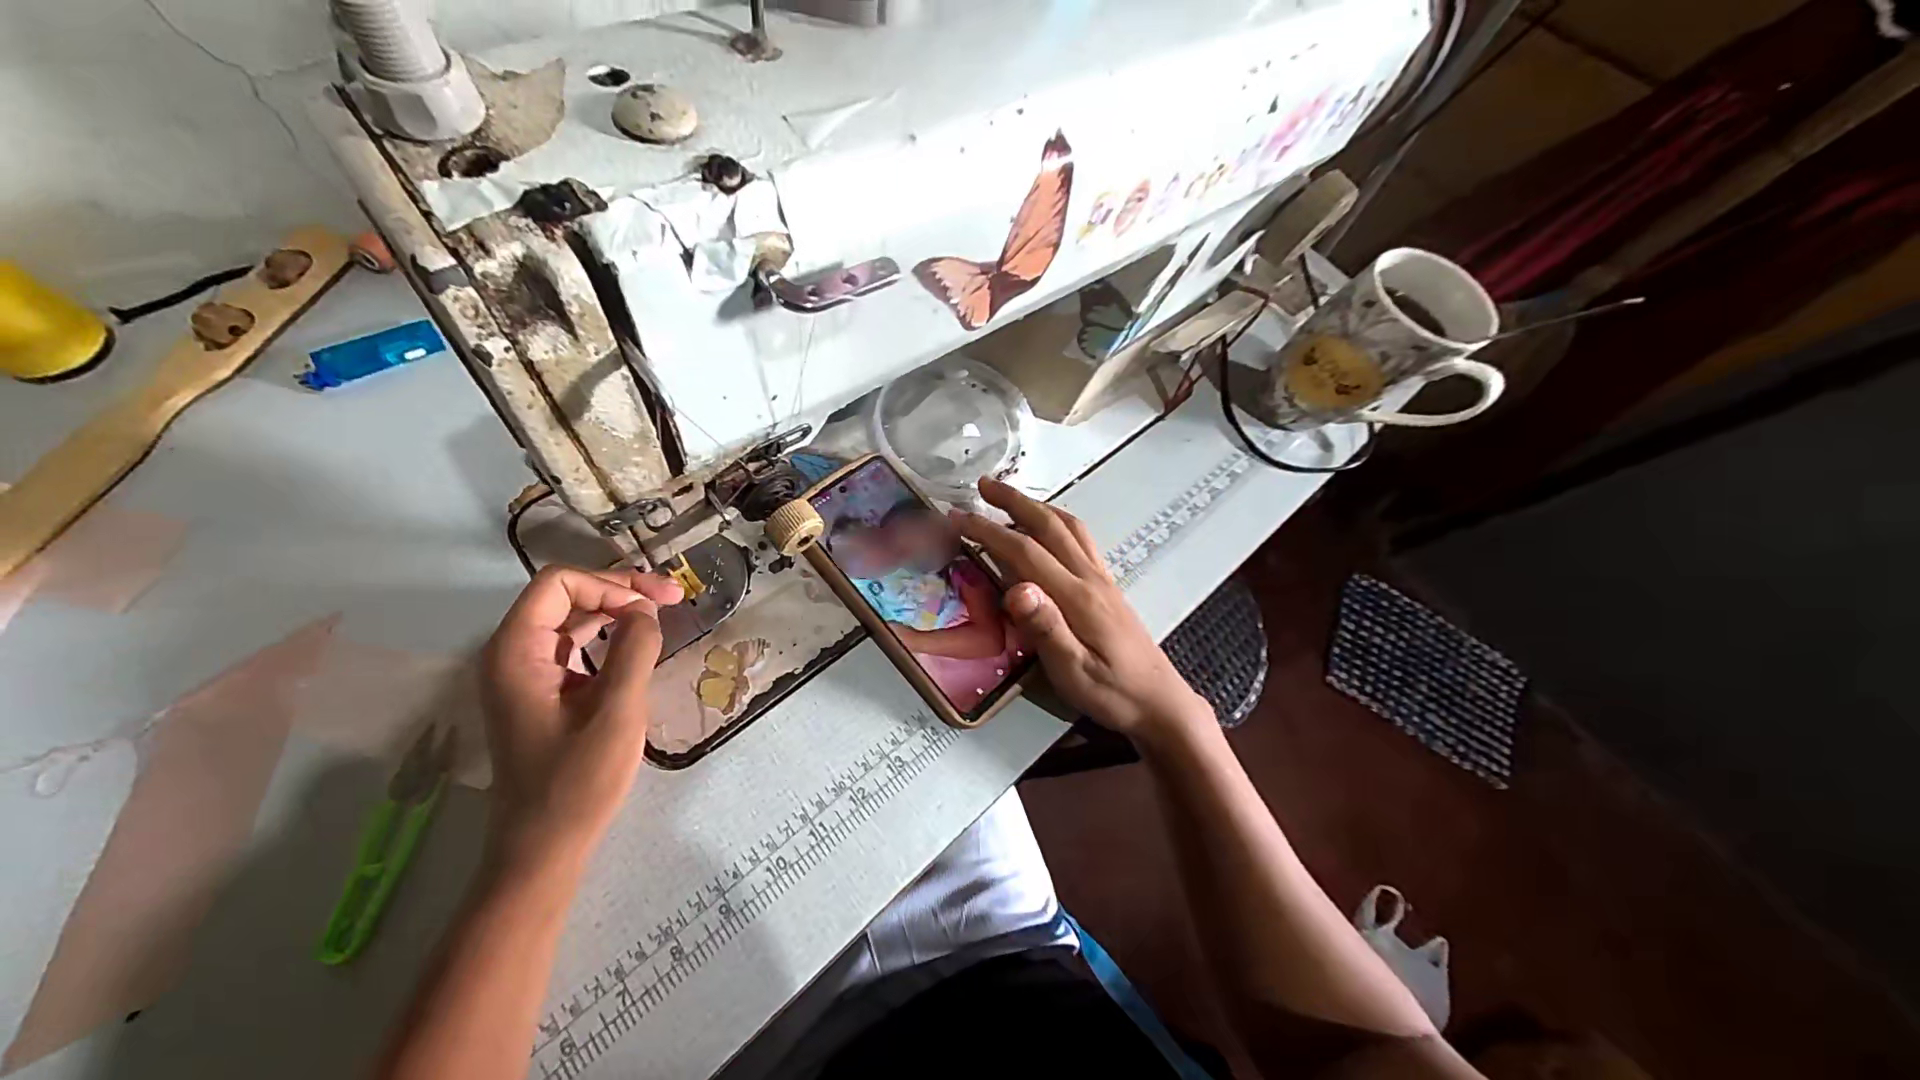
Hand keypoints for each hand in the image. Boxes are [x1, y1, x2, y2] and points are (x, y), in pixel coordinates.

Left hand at [479, 566, 684, 874]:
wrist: (544, 847)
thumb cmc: (577, 782)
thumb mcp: (616, 712)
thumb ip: (634, 651)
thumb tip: (645, 610)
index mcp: (515, 652)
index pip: (559, 584)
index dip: (610, 584)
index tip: (654, 606)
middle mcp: (512, 654)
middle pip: (565, 595)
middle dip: (619, 590)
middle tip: (672, 596)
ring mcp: (524, 674)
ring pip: (571, 618)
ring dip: (617, 609)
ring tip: (662, 610)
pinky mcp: (541, 693)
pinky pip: (574, 646)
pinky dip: (609, 635)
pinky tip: (639, 644)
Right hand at [951, 479, 1209, 741]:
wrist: (1160, 703)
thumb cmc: (1112, 693)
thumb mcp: (1073, 671)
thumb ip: (1046, 628)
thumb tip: (1016, 588)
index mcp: (1076, 596)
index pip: (1025, 552)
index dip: (989, 531)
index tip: (958, 517)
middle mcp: (1089, 578)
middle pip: (1049, 526)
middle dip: (1013, 502)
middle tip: (982, 485)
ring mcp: (1101, 580)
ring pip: (1068, 528)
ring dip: (1036, 506)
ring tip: (1009, 498)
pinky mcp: (1107, 587)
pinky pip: (1080, 540)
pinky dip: (1057, 522)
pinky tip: (1048, 527)